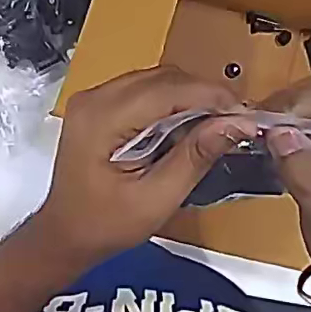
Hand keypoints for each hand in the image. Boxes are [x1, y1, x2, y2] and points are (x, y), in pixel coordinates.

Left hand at [30, 67, 255, 265]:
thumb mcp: (157, 198)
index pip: (167, 89)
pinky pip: (146, 89)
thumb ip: (195, 156)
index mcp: (102, 119)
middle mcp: (95, 98)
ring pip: (157, 79)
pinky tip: (187, 126)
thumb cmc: (106, 224)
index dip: (211, 96)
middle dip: (204, 95)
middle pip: (163, 77)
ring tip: (215, 125)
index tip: (244, 114)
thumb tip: (236, 124)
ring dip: (190, 96)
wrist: (67, 234)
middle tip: (234, 122)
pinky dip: (173, 102)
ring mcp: (95, 98)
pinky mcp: (100, 104)